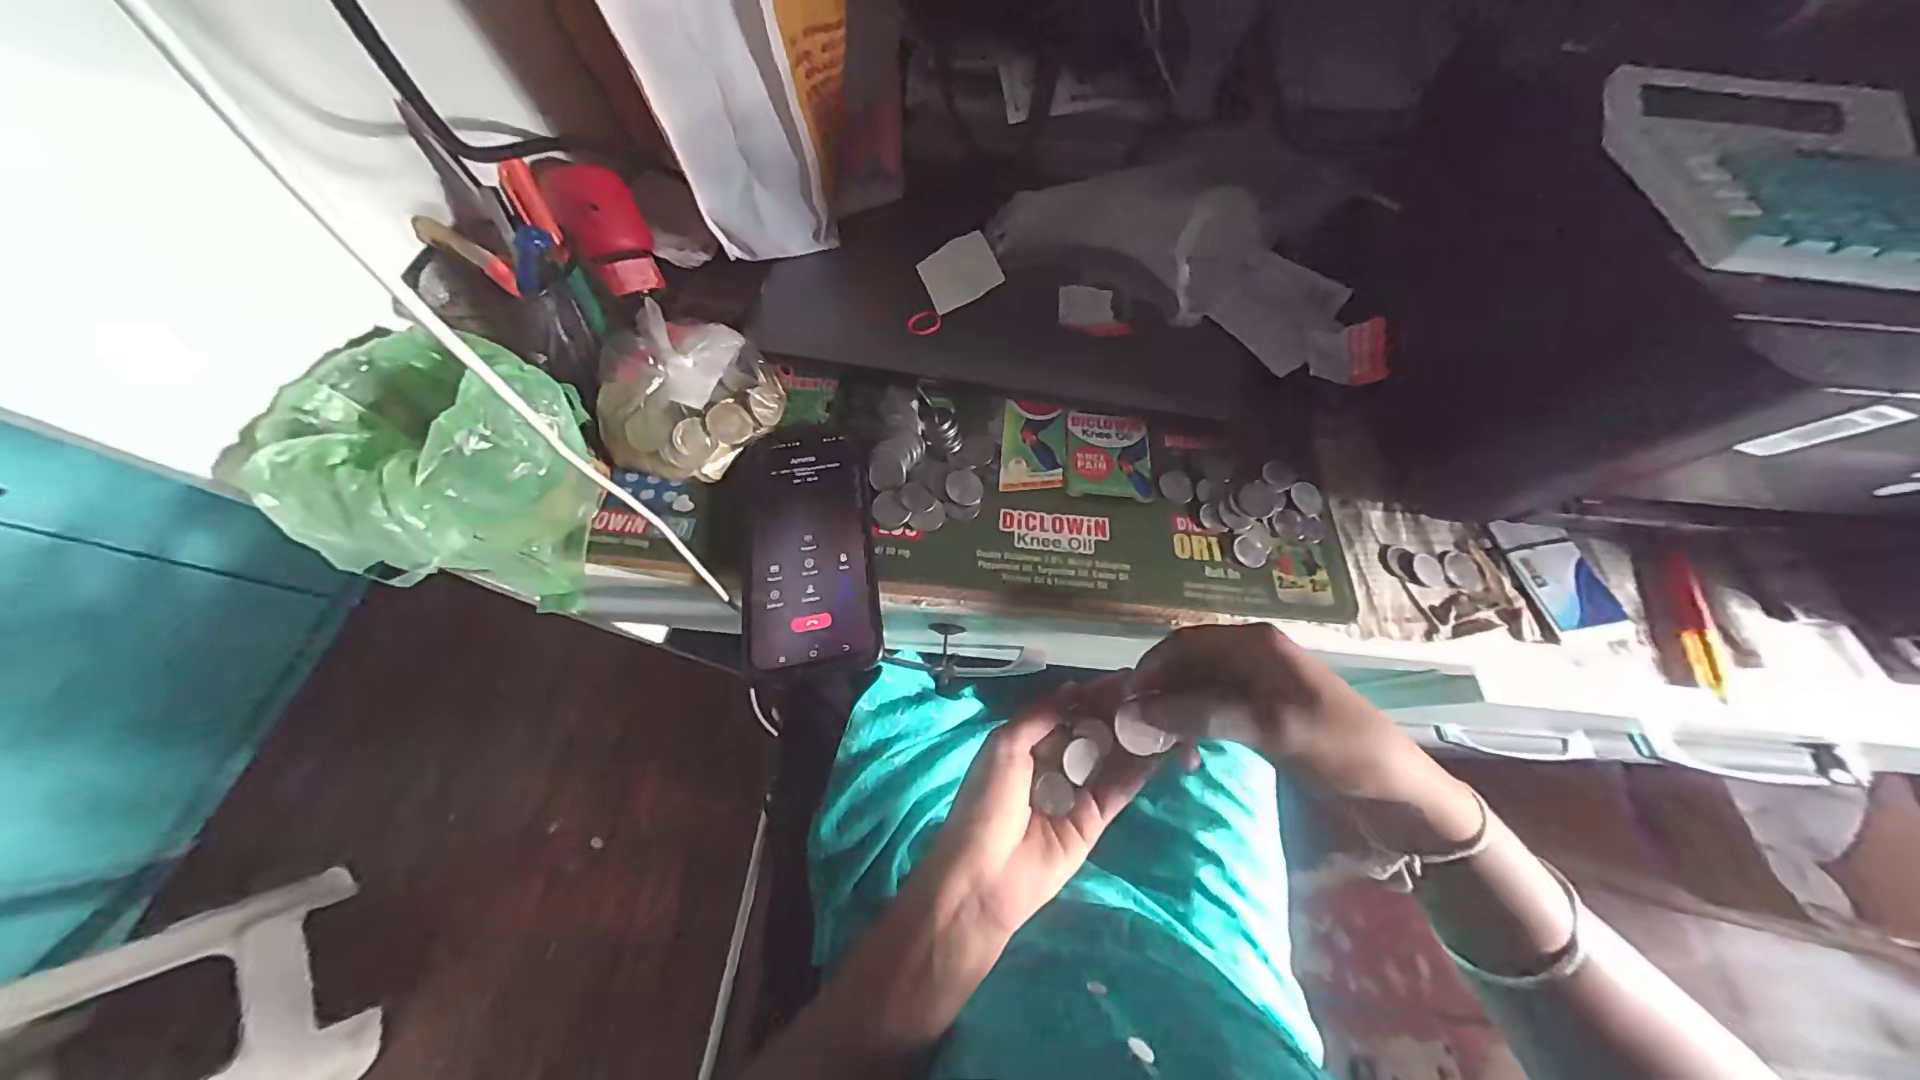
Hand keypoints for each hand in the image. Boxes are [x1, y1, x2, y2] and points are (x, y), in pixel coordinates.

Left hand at [918, 677, 1161, 941]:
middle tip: (1153, 692)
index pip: (1068, 710)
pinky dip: (1140, 769)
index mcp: (1028, 742)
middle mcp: (1055, 762)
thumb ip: (1040, 716)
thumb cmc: (986, 802)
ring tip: (1164, 712)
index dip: (1094, 694)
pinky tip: (1161, 747)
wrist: (984, 875)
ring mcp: (1077, 791)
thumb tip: (1074, 688)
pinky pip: (1120, 788)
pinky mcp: (1095, 819)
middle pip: (1093, 730)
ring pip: (1111, 756)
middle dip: (1119, 710)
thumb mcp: (1005, 746)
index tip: (1126, 678)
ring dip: (1135, 735)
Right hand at [1132, 624, 1448, 808]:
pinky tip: (1190, 756)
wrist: (1400, 795)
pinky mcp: (1260, 716)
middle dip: (1158, 697)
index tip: (1124, 704)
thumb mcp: (1270, 728)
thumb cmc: (1340, 748)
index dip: (1149, 670)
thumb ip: (1202, 715)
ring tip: (1164, 750)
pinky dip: (1194, 730)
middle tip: (1138, 733)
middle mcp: (1250, 657)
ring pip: (1194, 692)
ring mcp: (1256, 687)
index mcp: (1255, 644)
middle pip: (1185, 667)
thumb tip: (1137, 710)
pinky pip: (1211, 714)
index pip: (1182, 644)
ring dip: (1174, 717)